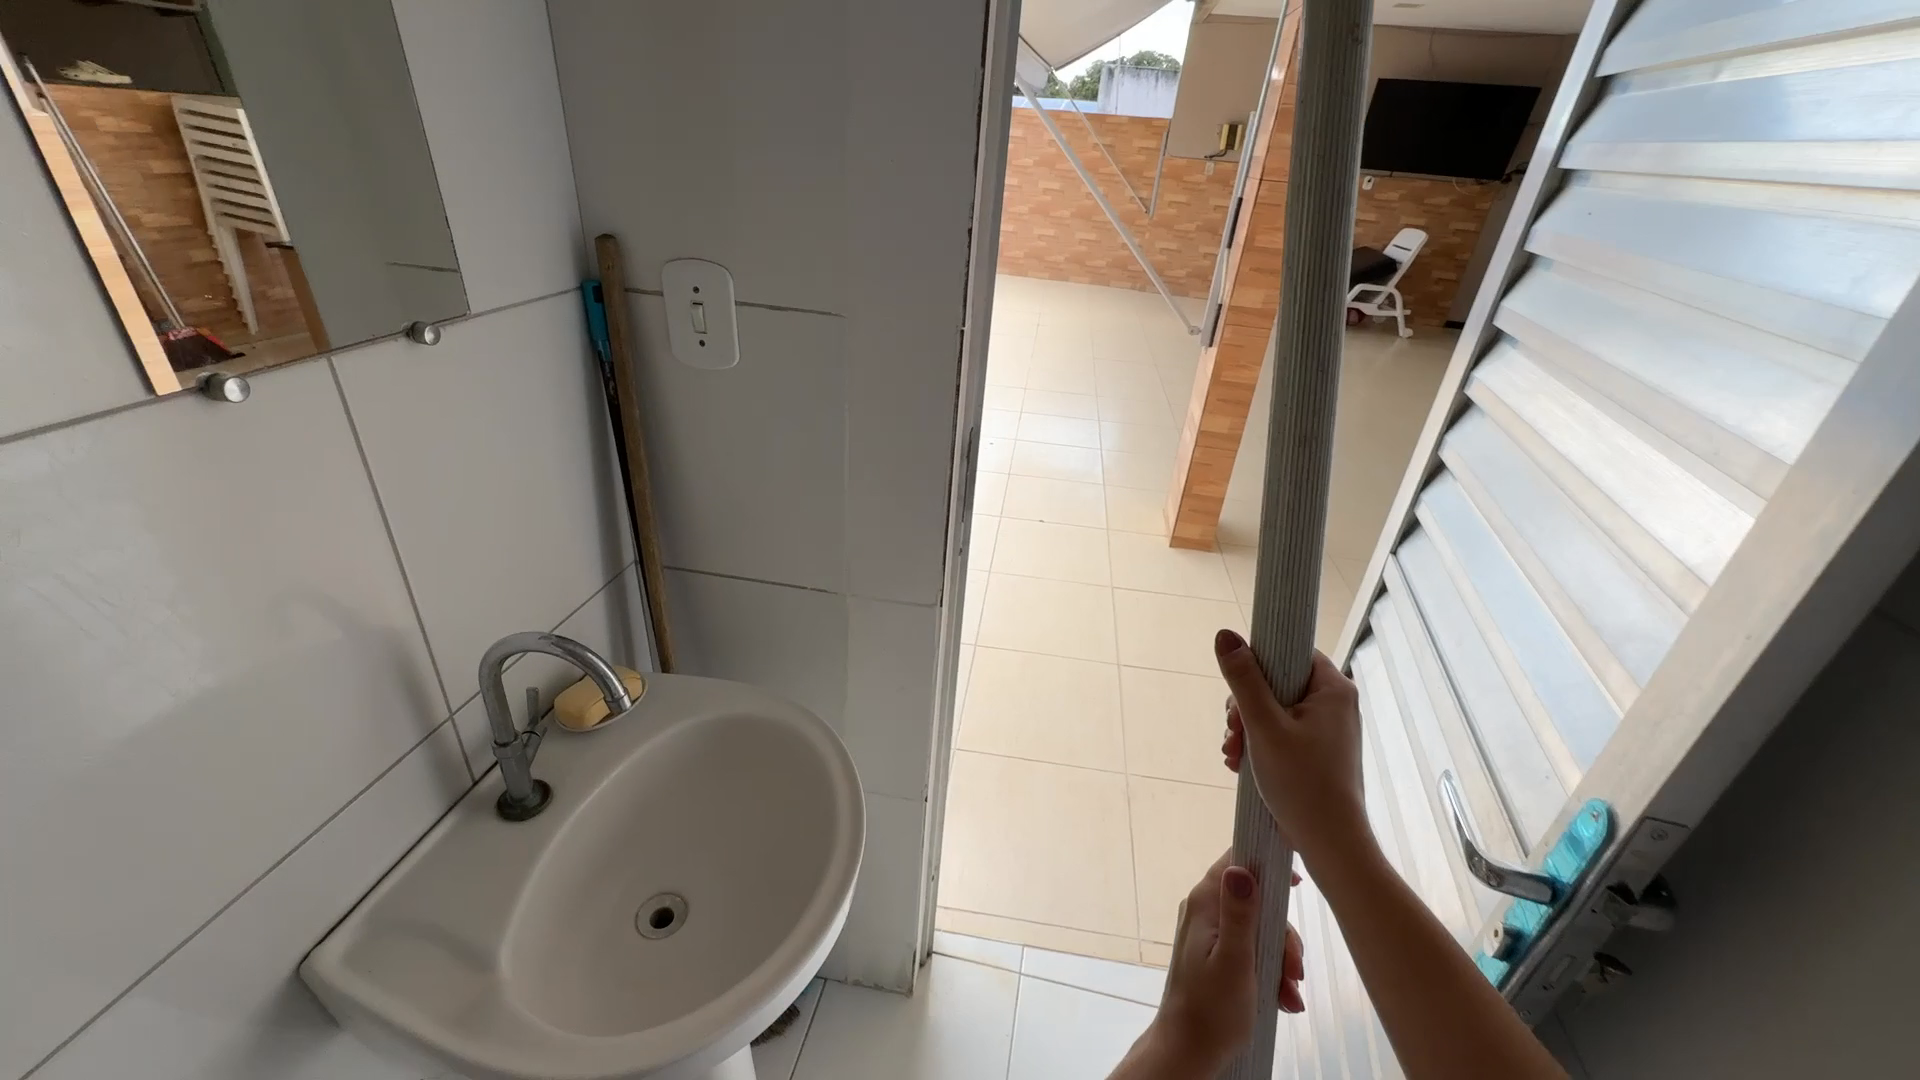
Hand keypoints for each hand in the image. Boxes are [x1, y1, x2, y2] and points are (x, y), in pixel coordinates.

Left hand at [1143, 852, 1306, 1076]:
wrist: (1189, 1051)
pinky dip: (1271, 973)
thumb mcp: (1235, 961)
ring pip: (1259, 930)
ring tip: (1290, 995)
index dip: (1265, 865)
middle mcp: (1205, 910)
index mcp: (1205, 903)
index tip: (1296, 883)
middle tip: (1295, 970)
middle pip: (1257, 901)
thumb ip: (1239, 914)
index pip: (1235, 861)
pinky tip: (1284, 1000)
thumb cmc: (1211, 1009)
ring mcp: (1210, 933)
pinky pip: (1252, 951)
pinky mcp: (1216, 955)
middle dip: (1283, 935)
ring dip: (1281, 961)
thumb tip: (1241, 868)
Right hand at [1216, 630, 1368, 869]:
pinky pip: (1282, 733)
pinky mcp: (1319, 753)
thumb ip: (1244, 679)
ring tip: (1233, 756)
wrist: (1330, 844)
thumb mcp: (1263, 726)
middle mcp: (1335, 704)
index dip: (1258, 666)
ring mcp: (1328, 730)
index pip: (1290, 653)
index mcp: (1332, 689)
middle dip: (1244, 708)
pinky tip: (1241, 765)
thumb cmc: (1301, 781)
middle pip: (1277, 684)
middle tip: (1232, 733)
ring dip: (1246, 730)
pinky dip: (1259, 745)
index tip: (1237, 693)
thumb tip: (1225, 635)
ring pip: (1274, 711)